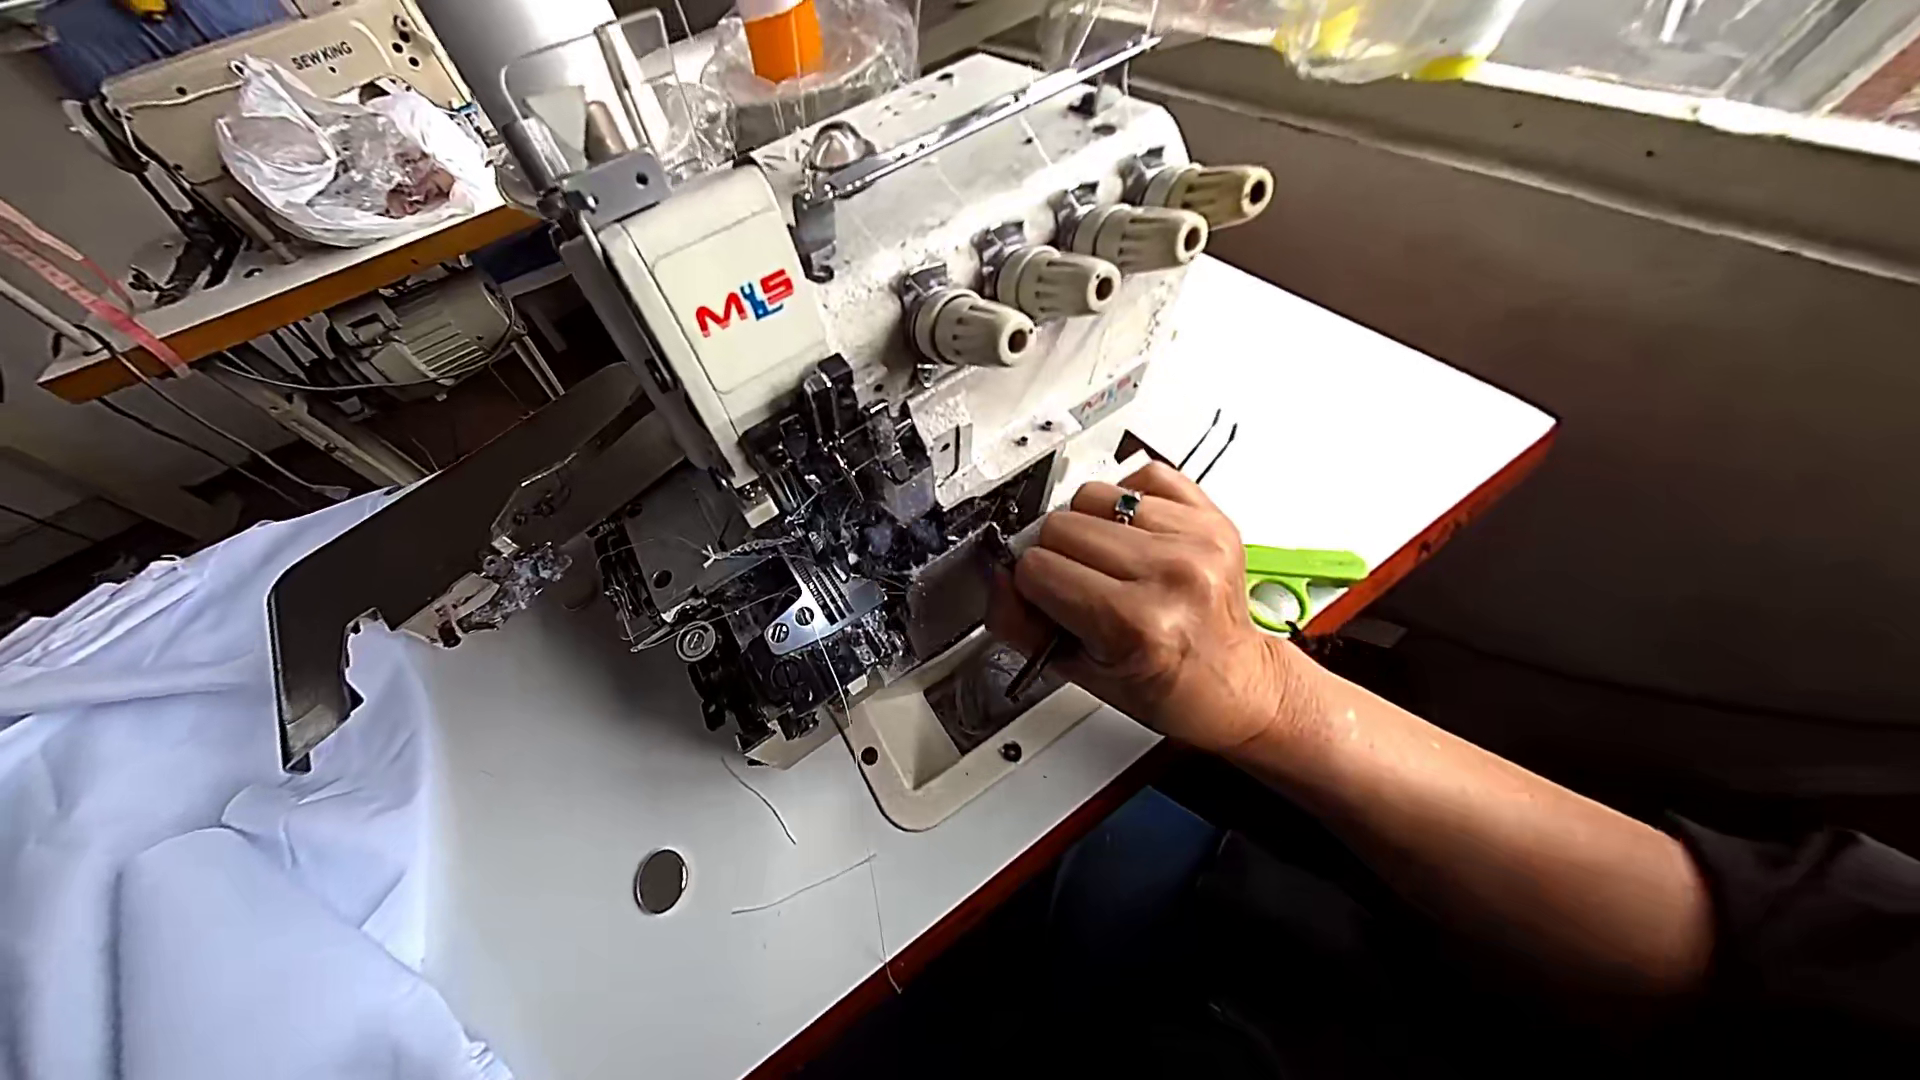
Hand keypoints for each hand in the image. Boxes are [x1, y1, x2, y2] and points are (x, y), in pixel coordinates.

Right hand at [986, 462, 1314, 753]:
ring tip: (1111, 561)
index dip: (1032, 586)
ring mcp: (1195, 540)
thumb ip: (1021, 624)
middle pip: (1059, 525)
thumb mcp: (1079, 672)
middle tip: (1079, 584)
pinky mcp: (1211, 517)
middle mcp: (1170, 574)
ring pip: (1093, 495)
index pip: (1037, 568)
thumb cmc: (1165, 684)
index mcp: (1136, 623)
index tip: (1048, 599)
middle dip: (1056, 555)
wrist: (1235, 680)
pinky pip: (1143, 477)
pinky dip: (1130, 501)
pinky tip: (1137, 536)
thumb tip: (998, 577)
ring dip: (1089, 526)